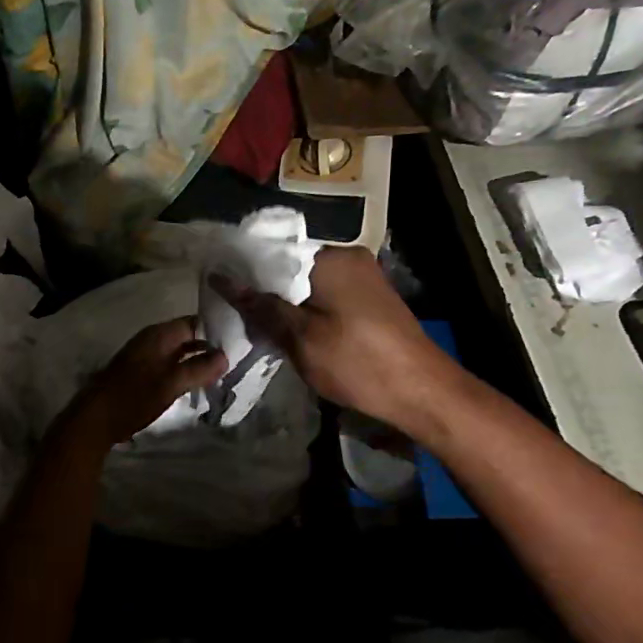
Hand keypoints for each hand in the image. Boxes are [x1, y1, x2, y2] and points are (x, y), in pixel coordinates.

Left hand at [61, 317, 228, 447]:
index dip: (215, 330)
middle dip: (208, 347)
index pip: (193, 322)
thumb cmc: (135, 397)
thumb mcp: (172, 383)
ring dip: (196, 361)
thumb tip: (224, 356)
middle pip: (186, 337)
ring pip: (177, 352)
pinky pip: (168, 365)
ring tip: (221, 374)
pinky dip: (183, 371)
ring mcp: (143, 356)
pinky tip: (196, 384)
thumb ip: (199, 368)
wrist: (96, 419)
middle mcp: (151, 340)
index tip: (237, 341)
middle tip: (234, 361)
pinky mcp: (139, 373)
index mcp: (159, 335)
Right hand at [212, 246, 438, 424]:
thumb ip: (261, 306)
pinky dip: (306, 310)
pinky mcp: (371, 299)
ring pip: (307, 284)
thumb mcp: (300, 338)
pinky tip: (292, 332)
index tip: (219, 289)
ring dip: (285, 304)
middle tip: (237, 315)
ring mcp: (364, 277)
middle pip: (291, 267)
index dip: (244, 271)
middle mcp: (349, 257)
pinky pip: (326, 295)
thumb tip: (222, 279)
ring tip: (259, 326)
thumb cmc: (357, 362)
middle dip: (264, 290)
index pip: (273, 251)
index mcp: (332, 258)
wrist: (422, 392)